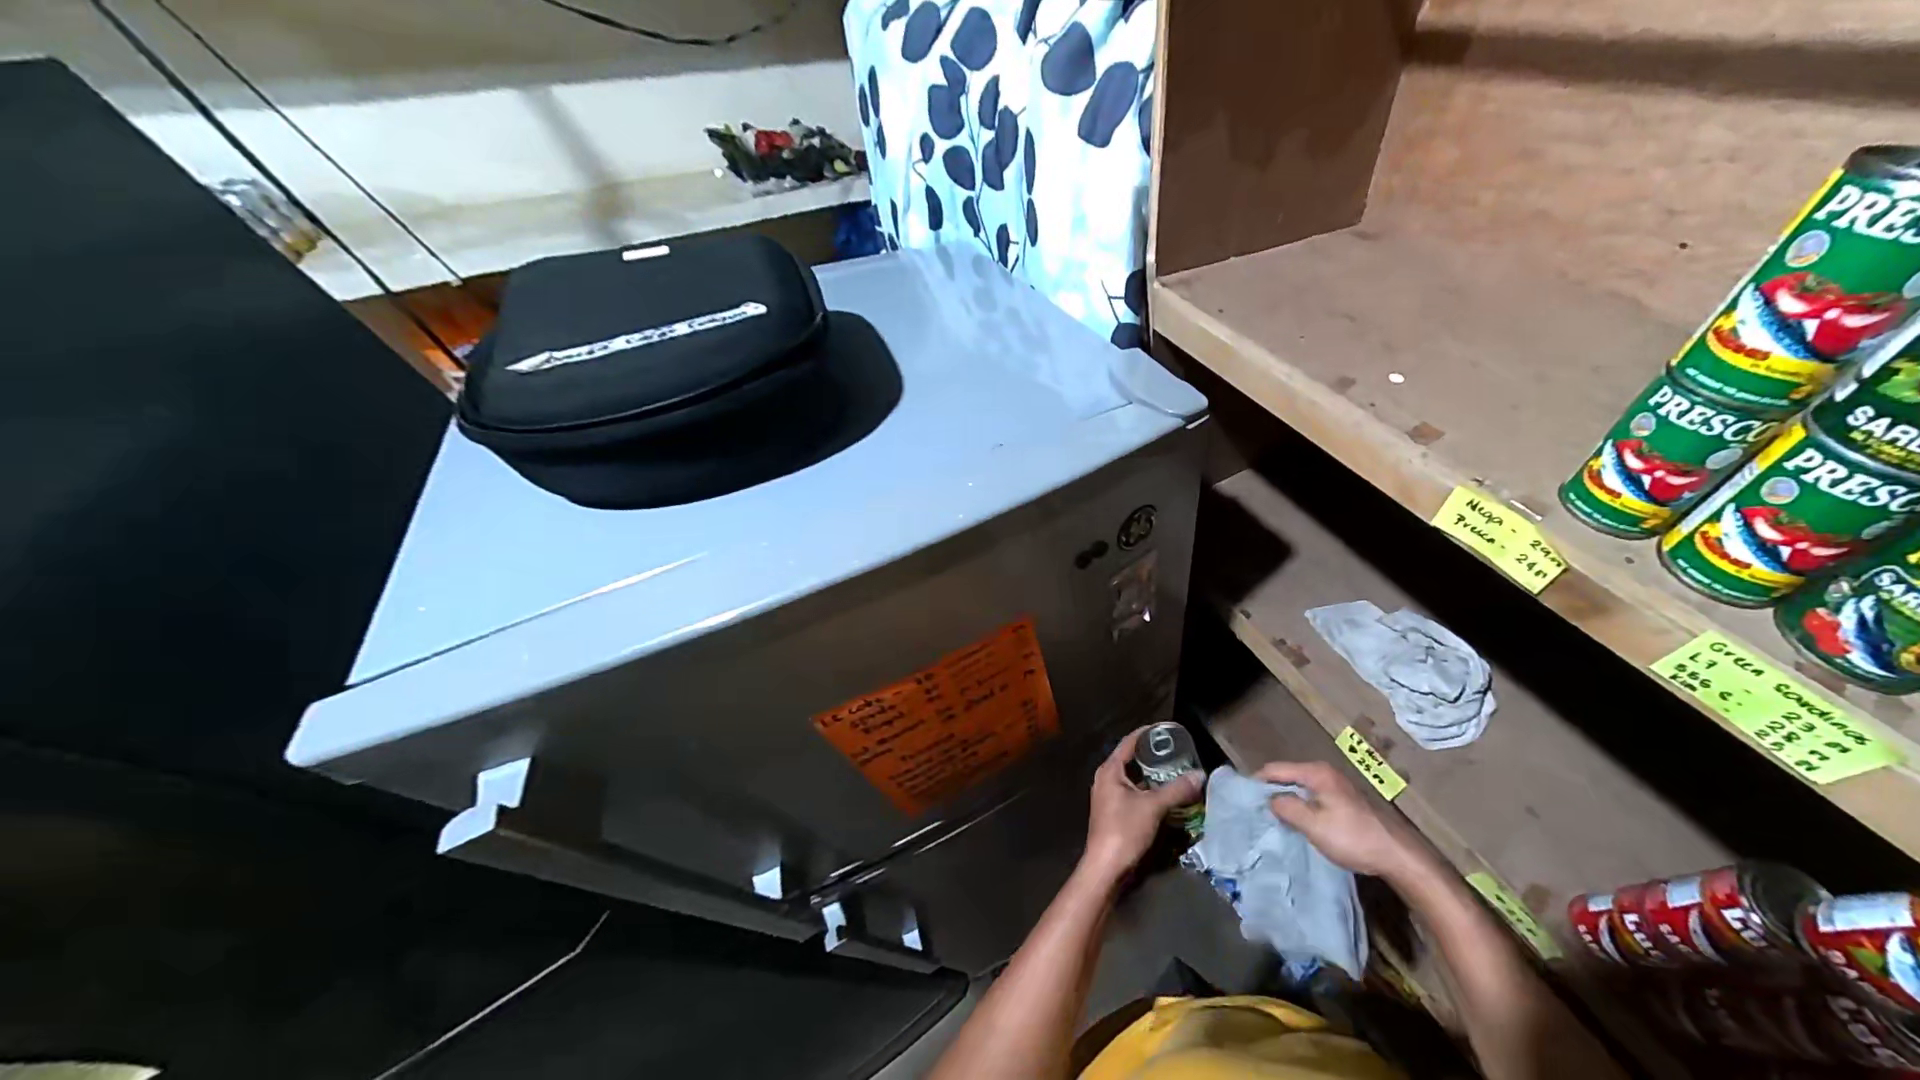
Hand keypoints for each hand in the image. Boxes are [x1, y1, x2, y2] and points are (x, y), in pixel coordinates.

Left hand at [1081, 727, 1203, 883]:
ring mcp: (1110, 796)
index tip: (1166, 729)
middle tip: (1177, 750)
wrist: (1106, 866)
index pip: (1128, 742)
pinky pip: (1135, 792)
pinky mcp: (1115, 812)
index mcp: (1110, 770)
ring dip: (1153, 774)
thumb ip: (1176, 789)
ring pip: (1134, 778)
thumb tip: (1200, 775)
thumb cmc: (1124, 829)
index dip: (1146, 733)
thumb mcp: (1153, 807)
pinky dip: (1150, 790)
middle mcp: (1107, 779)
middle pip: (1131, 759)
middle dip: (1153, 755)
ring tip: (1176, 770)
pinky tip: (1167, 794)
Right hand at [1257, 760, 1432, 880]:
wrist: (1398, 856)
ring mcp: (1336, 786)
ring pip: (1300, 787)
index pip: (1275, 769)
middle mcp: (1325, 773)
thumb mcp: (1313, 825)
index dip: (1258, 782)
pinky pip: (1311, 796)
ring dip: (1287, 800)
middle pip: (1287, 776)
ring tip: (1274, 817)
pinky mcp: (1344, 800)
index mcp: (1316, 773)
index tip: (1245, 799)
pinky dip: (1301, 805)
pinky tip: (1298, 821)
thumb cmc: (1353, 838)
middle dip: (1272, 790)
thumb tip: (1270, 799)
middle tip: (1257, 810)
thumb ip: (1286, 807)